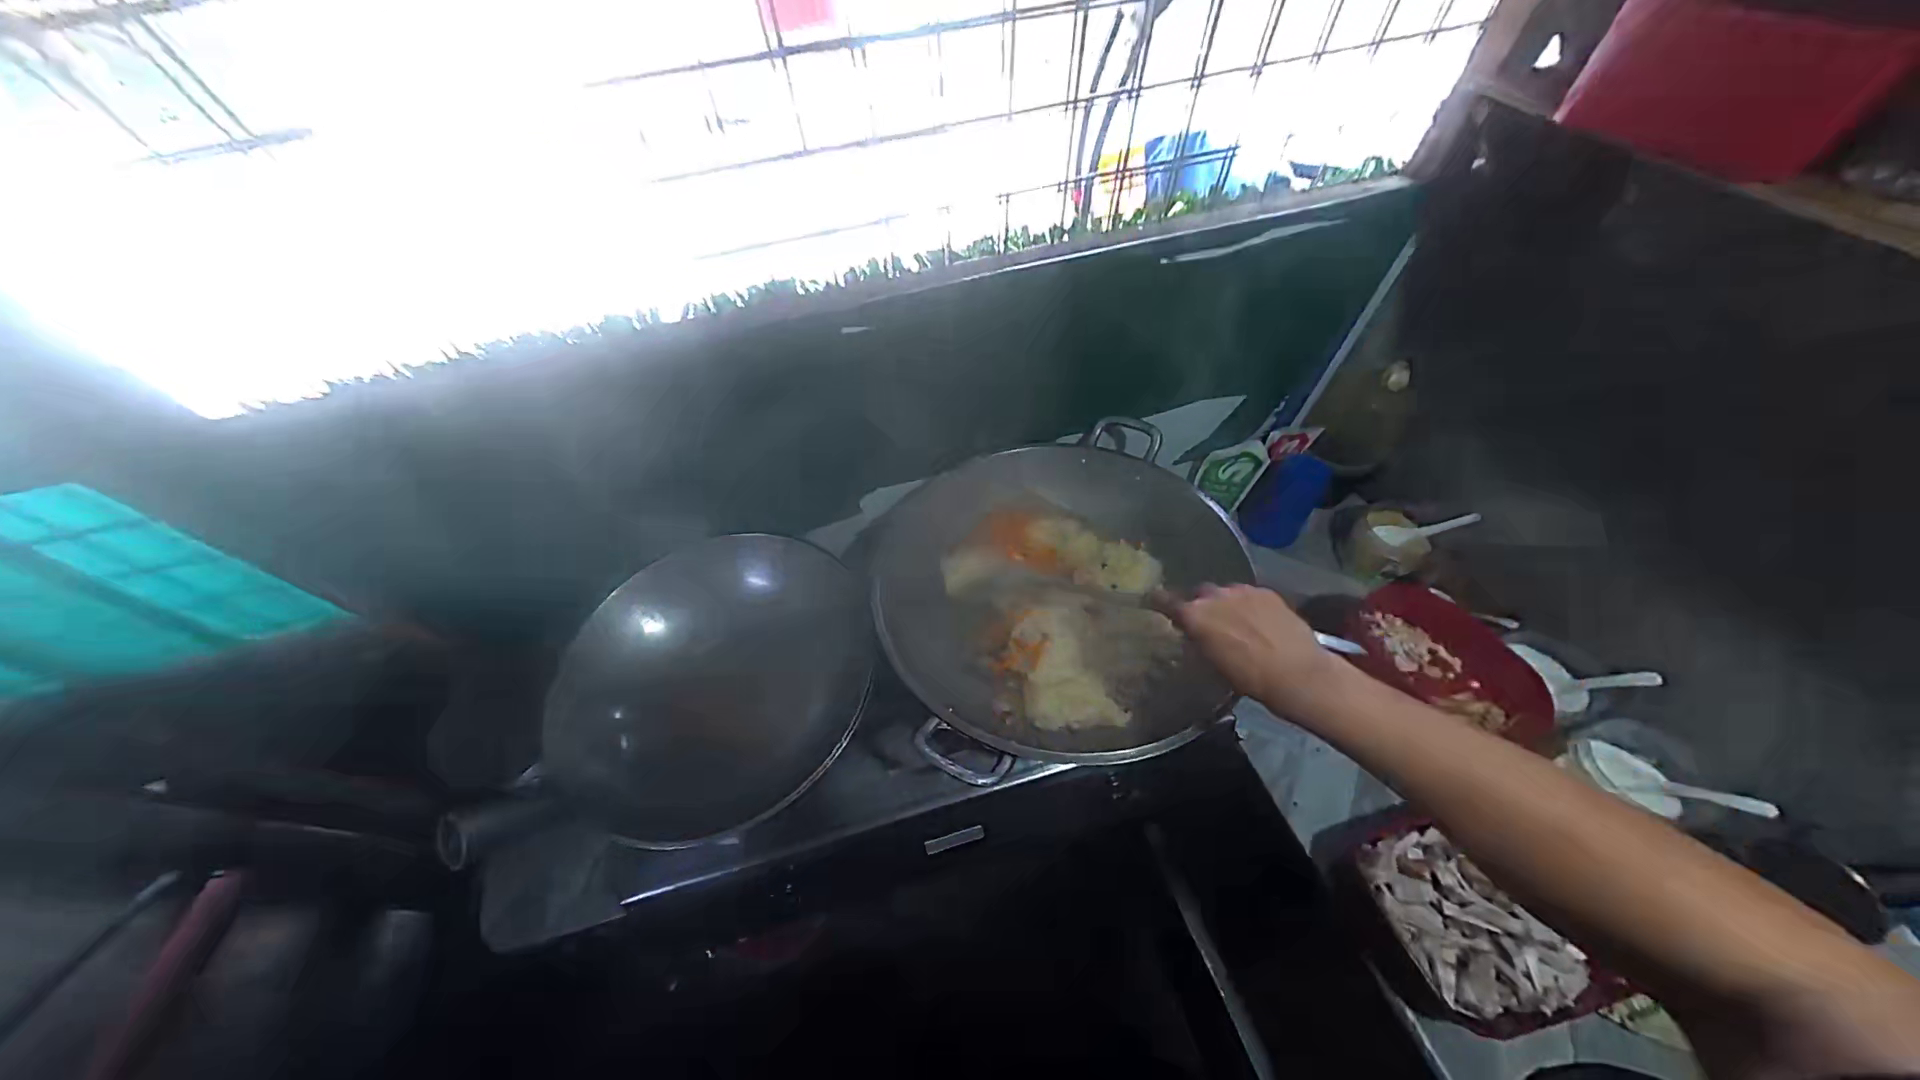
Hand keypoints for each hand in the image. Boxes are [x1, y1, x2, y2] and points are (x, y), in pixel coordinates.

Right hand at [1171, 584, 1336, 708]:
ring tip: (1235, 621)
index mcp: (1194, 615)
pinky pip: (1248, 594)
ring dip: (1225, 603)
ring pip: (1225, 592)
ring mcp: (1242, 591)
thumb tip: (1194, 632)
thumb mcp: (1212, 662)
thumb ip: (1199, 639)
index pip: (1165, 600)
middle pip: (1199, 594)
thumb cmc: (1249, 678)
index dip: (1158, 601)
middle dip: (1200, 605)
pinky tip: (1258, 620)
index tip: (1152, 601)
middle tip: (1207, 623)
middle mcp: (1214, 596)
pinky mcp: (1266, 592)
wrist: (1297, 674)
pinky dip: (1247, 604)